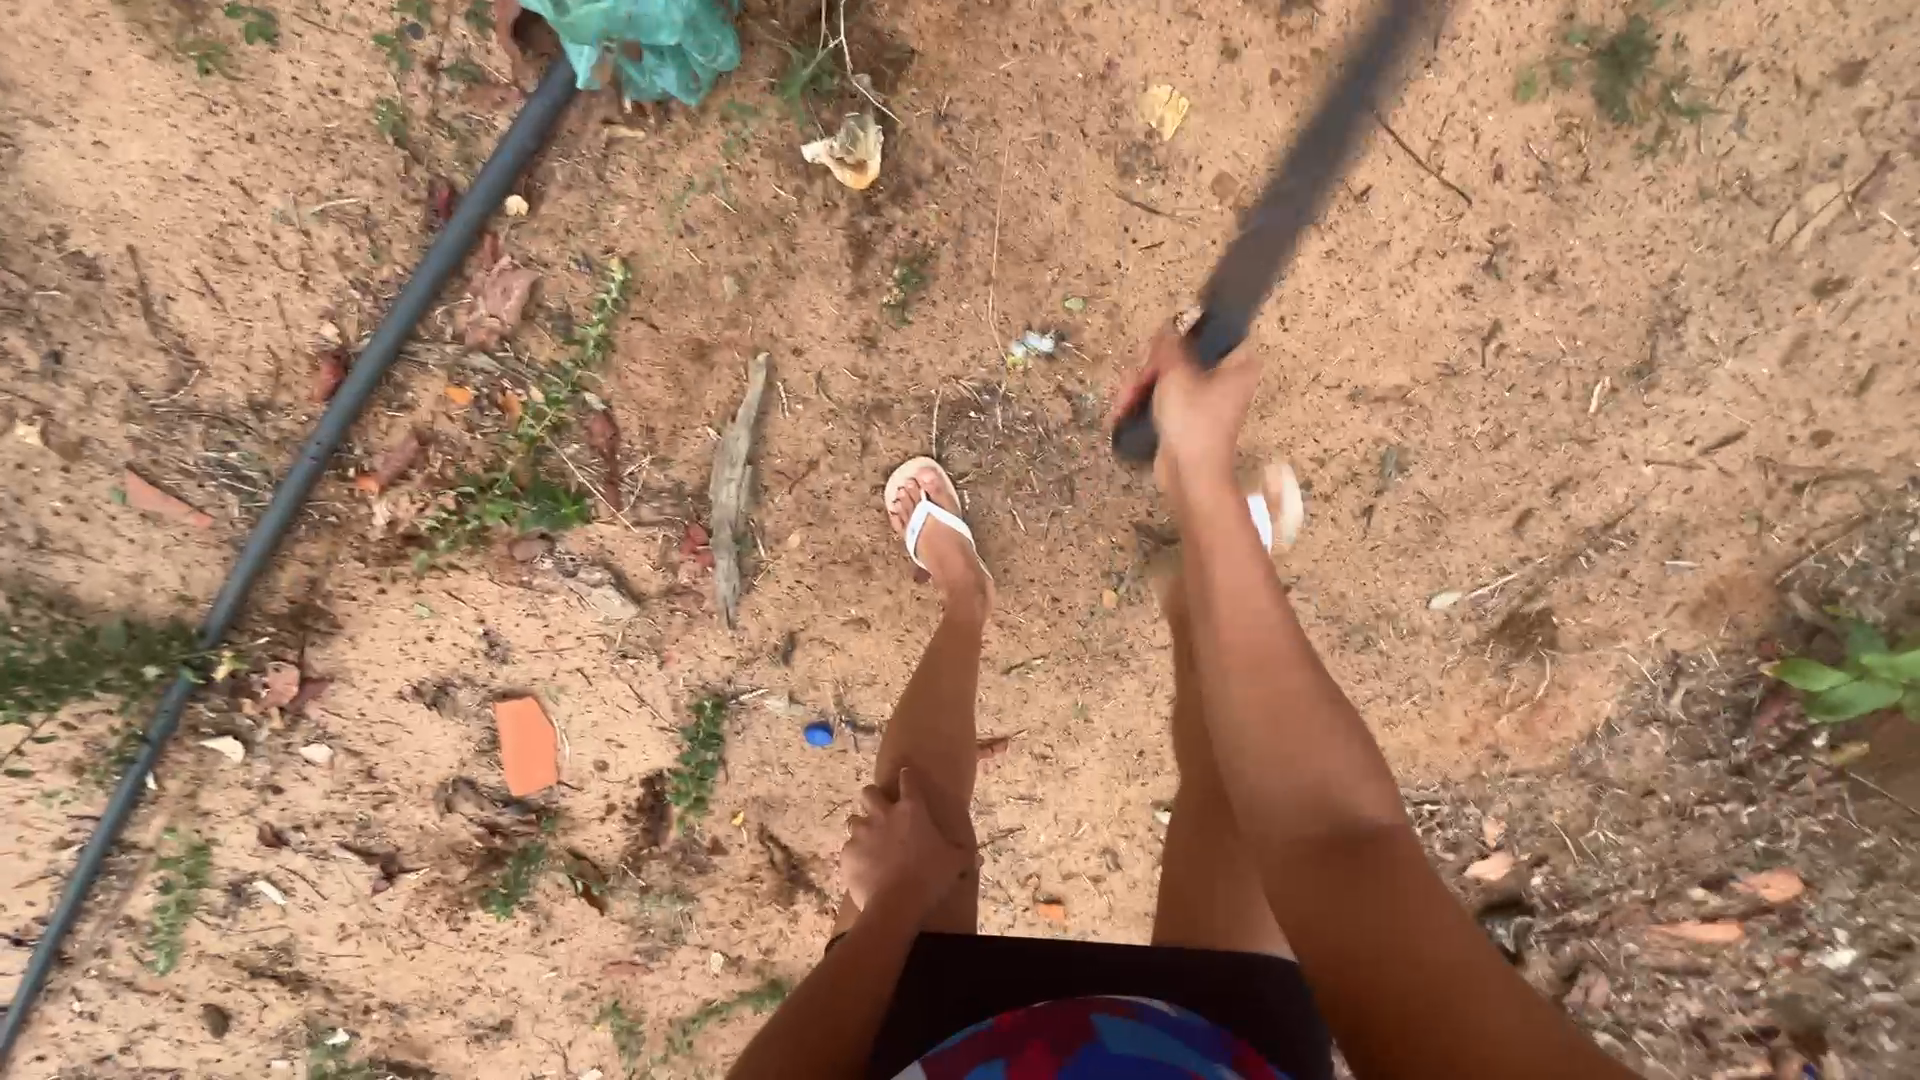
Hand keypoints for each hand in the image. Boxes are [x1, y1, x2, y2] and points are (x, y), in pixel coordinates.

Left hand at [840, 768, 971, 916]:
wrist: (895, 905)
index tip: (906, 776)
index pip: (908, 781)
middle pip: (869, 792)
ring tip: (870, 844)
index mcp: (911, 810)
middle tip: (881, 812)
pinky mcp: (847, 853)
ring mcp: (862, 833)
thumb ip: (962, 855)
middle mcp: (883, 814)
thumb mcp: (955, 863)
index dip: (907, 777)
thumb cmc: (929, 877)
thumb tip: (976, 857)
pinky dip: (855, 856)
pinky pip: (848, 849)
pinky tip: (864, 870)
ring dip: (862, 828)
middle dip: (873, 797)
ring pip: (854, 820)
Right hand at [1109, 328, 1260, 490]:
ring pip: (1166, 378)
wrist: (1191, 474)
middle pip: (1180, 358)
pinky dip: (1144, 404)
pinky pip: (1164, 400)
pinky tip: (1123, 412)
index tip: (1156, 351)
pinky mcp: (1187, 418)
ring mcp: (1205, 401)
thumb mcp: (1176, 375)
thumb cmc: (1192, 421)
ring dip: (1139, 388)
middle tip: (1134, 384)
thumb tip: (1166, 328)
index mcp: (1238, 363)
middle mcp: (1226, 379)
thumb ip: (1169, 347)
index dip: (1178, 338)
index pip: (1207, 334)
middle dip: (1148, 370)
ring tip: (1123, 405)